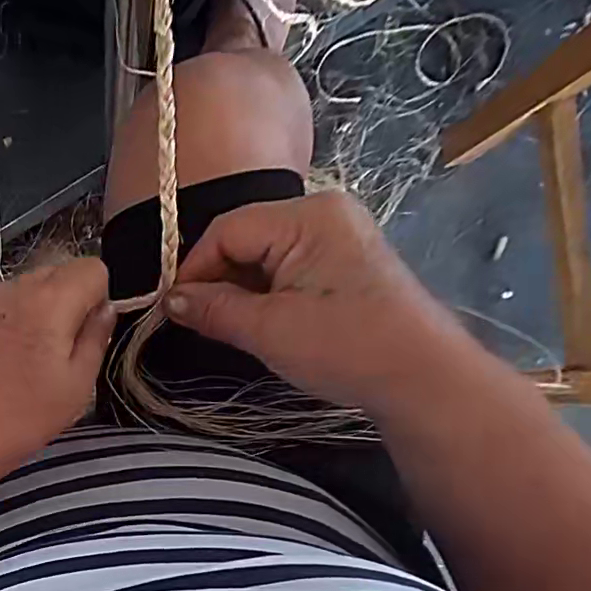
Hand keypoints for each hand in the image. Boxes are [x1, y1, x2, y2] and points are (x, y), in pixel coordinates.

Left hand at [0, 257, 113, 521]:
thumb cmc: (17, 422)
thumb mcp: (76, 389)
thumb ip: (95, 339)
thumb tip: (103, 308)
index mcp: (50, 302)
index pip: (90, 267)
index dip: (94, 297)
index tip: (83, 332)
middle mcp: (10, 287)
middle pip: (50, 274)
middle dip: (59, 304)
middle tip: (48, 353)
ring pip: (13, 291)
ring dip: (22, 314)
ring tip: (9, 363)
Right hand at [163, 191, 488, 413]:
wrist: (421, 377)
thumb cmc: (343, 347)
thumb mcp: (267, 329)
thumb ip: (213, 309)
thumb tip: (170, 300)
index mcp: (306, 216)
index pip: (226, 230)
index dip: (193, 269)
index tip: (174, 310)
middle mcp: (322, 213)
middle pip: (244, 237)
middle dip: (216, 279)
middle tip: (200, 322)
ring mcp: (337, 235)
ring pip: (263, 254)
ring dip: (239, 289)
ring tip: (229, 326)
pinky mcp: (343, 261)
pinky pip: (286, 266)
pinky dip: (264, 292)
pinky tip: (260, 321)